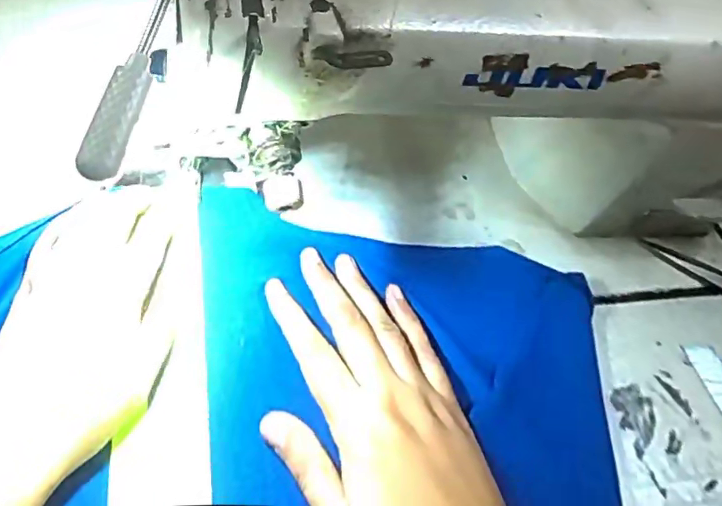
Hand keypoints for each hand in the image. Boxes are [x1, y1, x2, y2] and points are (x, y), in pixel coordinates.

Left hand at [0, 187, 177, 505]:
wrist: (8, 439)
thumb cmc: (83, 409)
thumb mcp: (142, 371)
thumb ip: (166, 316)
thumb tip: (183, 275)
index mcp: (121, 289)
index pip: (154, 232)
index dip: (173, 208)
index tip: (184, 196)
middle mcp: (87, 274)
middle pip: (116, 218)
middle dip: (139, 199)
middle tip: (156, 194)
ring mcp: (54, 279)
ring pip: (84, 224)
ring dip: (108, 205)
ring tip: (123, 199)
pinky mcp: (29, 292)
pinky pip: (53, 242)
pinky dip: (70, 223)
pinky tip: (76, 221)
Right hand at [262, 249, 504, 505]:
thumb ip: (308, 463)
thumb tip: (272, 422)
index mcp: (358, 423)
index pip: (316, 356)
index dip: (293, 319)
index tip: (277, 290)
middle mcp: (390, 396)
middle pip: (351, 328)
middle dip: (327, 288)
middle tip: (311, 258)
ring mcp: (423, 394)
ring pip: (387, 327)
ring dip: (364, 291)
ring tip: (347, 263)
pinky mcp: (449, 402)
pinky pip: (425, 347)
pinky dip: (409, 317)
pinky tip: (397, 295)